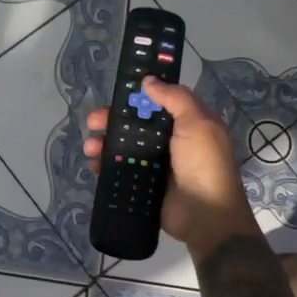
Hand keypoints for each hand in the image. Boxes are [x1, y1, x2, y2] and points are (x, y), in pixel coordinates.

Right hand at [85, 76, 256, 260]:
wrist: (206, 216)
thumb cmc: (204, 165)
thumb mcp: (198, 123)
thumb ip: (175, 98)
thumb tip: (149, 81)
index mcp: (188, 123)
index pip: (158, 103)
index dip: (137, 96)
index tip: (117, 93)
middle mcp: (171, 141)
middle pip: (135, 124)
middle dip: (112, 120)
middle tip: (94, 122)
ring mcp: (156, 164)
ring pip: (124, 147)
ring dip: (104, 143)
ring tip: (90, 147)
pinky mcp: (144, 184)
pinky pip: (121, 170)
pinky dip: (106, 165)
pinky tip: (94, 164)